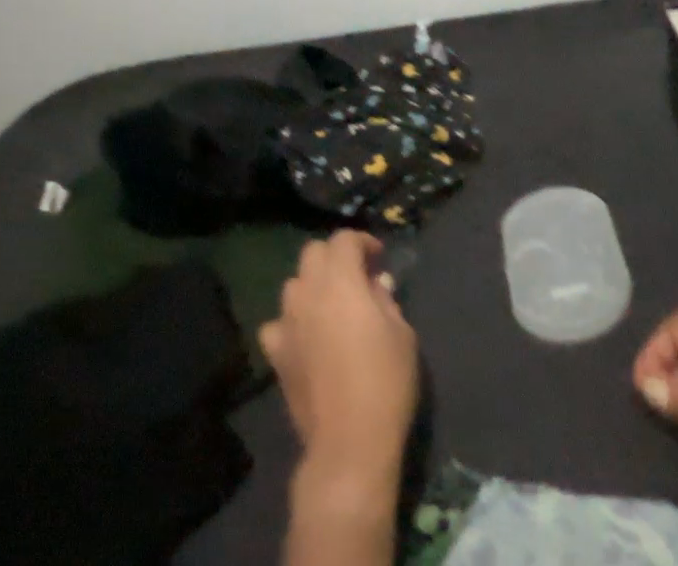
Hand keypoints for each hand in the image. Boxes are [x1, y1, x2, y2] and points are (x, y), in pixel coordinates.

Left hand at [260, 231, 418, 482]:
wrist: (349, 438)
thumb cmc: (386, 380)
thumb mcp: (402, 333)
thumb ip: (386, 300)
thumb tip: (376, 284)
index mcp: (341, 284)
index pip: (343, 240)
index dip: (363, 242)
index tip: (379, 259)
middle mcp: (308, 295)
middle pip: (312, 254)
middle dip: (335, 257)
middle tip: (358, 277)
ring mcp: (286, 324)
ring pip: (293, 285)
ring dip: (313, 285)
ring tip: (334, 305)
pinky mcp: (275, 354)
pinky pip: (278, 323)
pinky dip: (293, 321)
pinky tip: (308, 336)